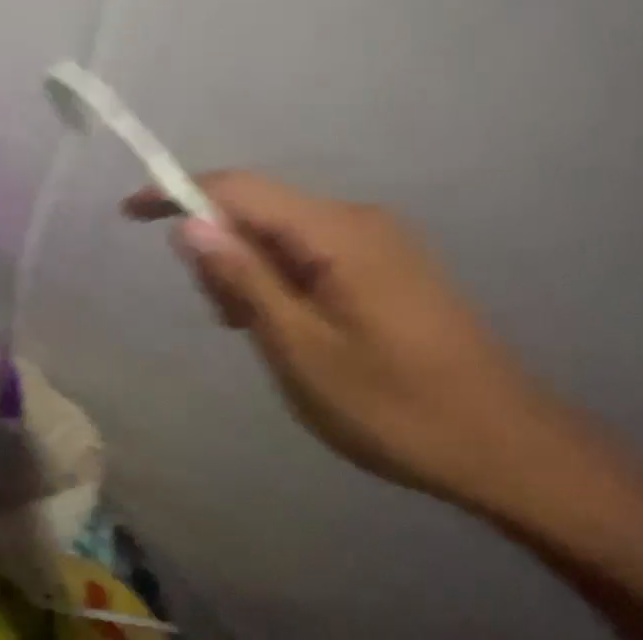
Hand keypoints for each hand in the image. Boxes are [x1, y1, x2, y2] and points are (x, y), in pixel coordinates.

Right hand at [123, 172, 561, 511]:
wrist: (514, 453)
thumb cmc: (396, 405)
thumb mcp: (300, 347)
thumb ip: (242, 279)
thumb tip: (188, 223)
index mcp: (336, 232)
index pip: (236, 188)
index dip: (176, 192)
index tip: (128, 213)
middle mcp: (357, 221)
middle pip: (257, 209)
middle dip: (219, 247)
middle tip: (220, 316)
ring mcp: (378, 243)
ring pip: (281, 234)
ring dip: (249, 270)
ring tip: (254, 333)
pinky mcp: (388, 269)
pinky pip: (310, 254)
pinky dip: (280, 280)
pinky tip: (288, 328)